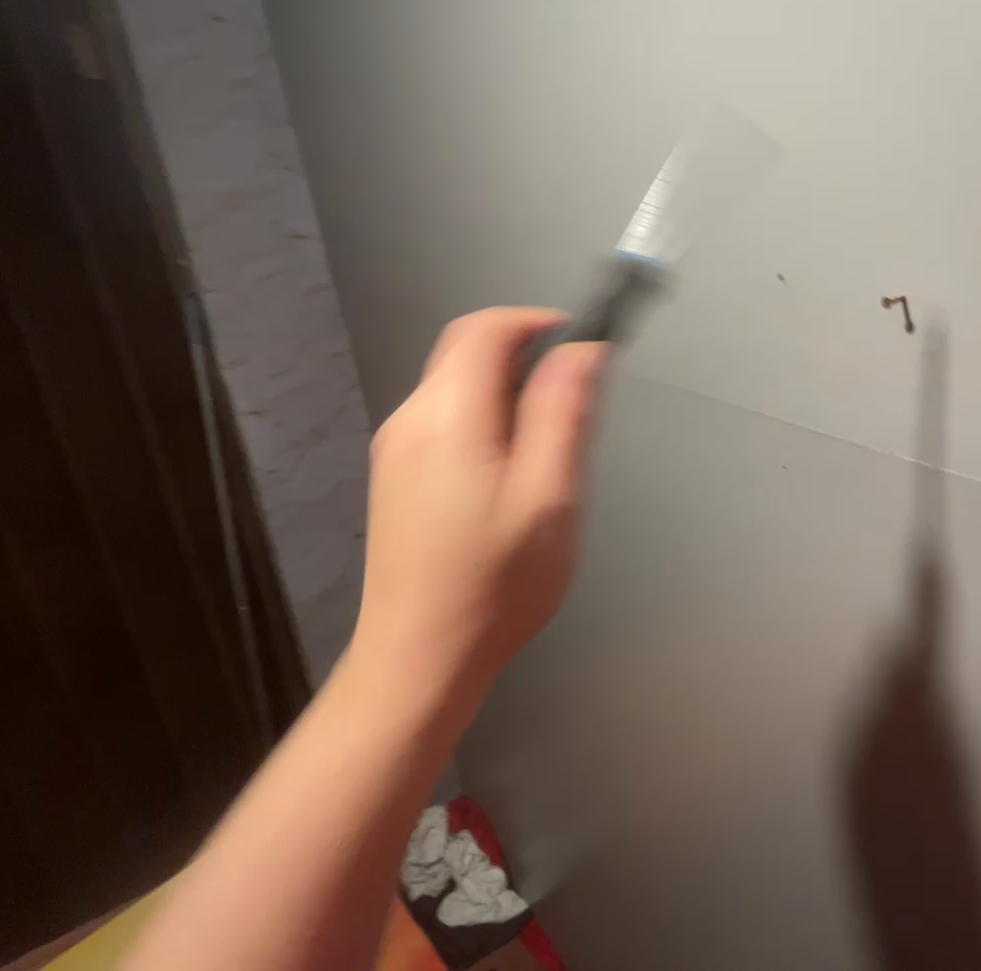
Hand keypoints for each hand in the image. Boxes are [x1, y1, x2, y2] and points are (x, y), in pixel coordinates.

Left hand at [348, 307, 606, 707]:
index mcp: (449, 415)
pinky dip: (487, 422)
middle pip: (467, 355)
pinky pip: (447, 423)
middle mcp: (411, 420)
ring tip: (549, 453)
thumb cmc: (496, 580)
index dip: (537, 322)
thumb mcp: (550, 495)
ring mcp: (397, 451)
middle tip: (573, 410)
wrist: (421, 657)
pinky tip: (510, 478)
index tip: (583, 346)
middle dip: (527, 360)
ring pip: (458, 389)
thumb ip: (565, 413)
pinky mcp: (397, 478)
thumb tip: (584, 349)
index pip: (485, 330)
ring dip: (509, 394)